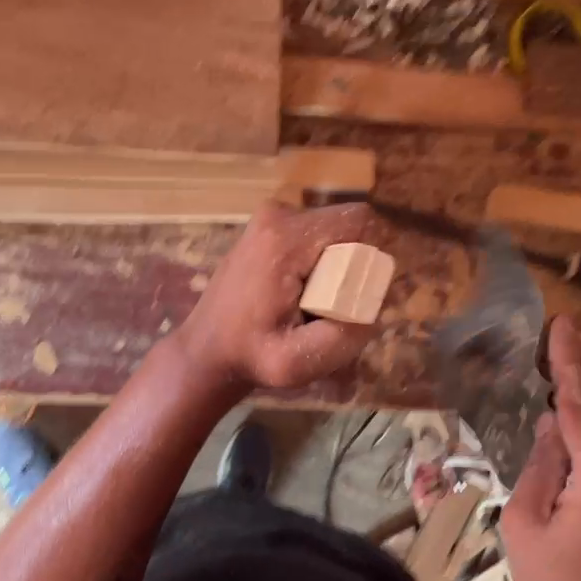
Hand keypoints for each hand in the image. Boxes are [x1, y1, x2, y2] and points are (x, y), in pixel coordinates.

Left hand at [171, 200, 382, 391]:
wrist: (207, 350)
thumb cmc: (249, 357)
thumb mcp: (295, 364)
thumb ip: (341, 339)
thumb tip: (374, 310)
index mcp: (285, 239)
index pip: (358, 222)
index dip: (372, 255)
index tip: (360, 294)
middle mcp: (277, 216)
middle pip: (346, 226)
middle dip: (353, 267)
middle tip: (334, 308)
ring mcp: (269, 218)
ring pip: (332, 232)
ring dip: (337, 267)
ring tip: (315, 305)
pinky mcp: (267, 228)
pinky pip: (315, 236)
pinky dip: (319, 264)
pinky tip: (301, 296)